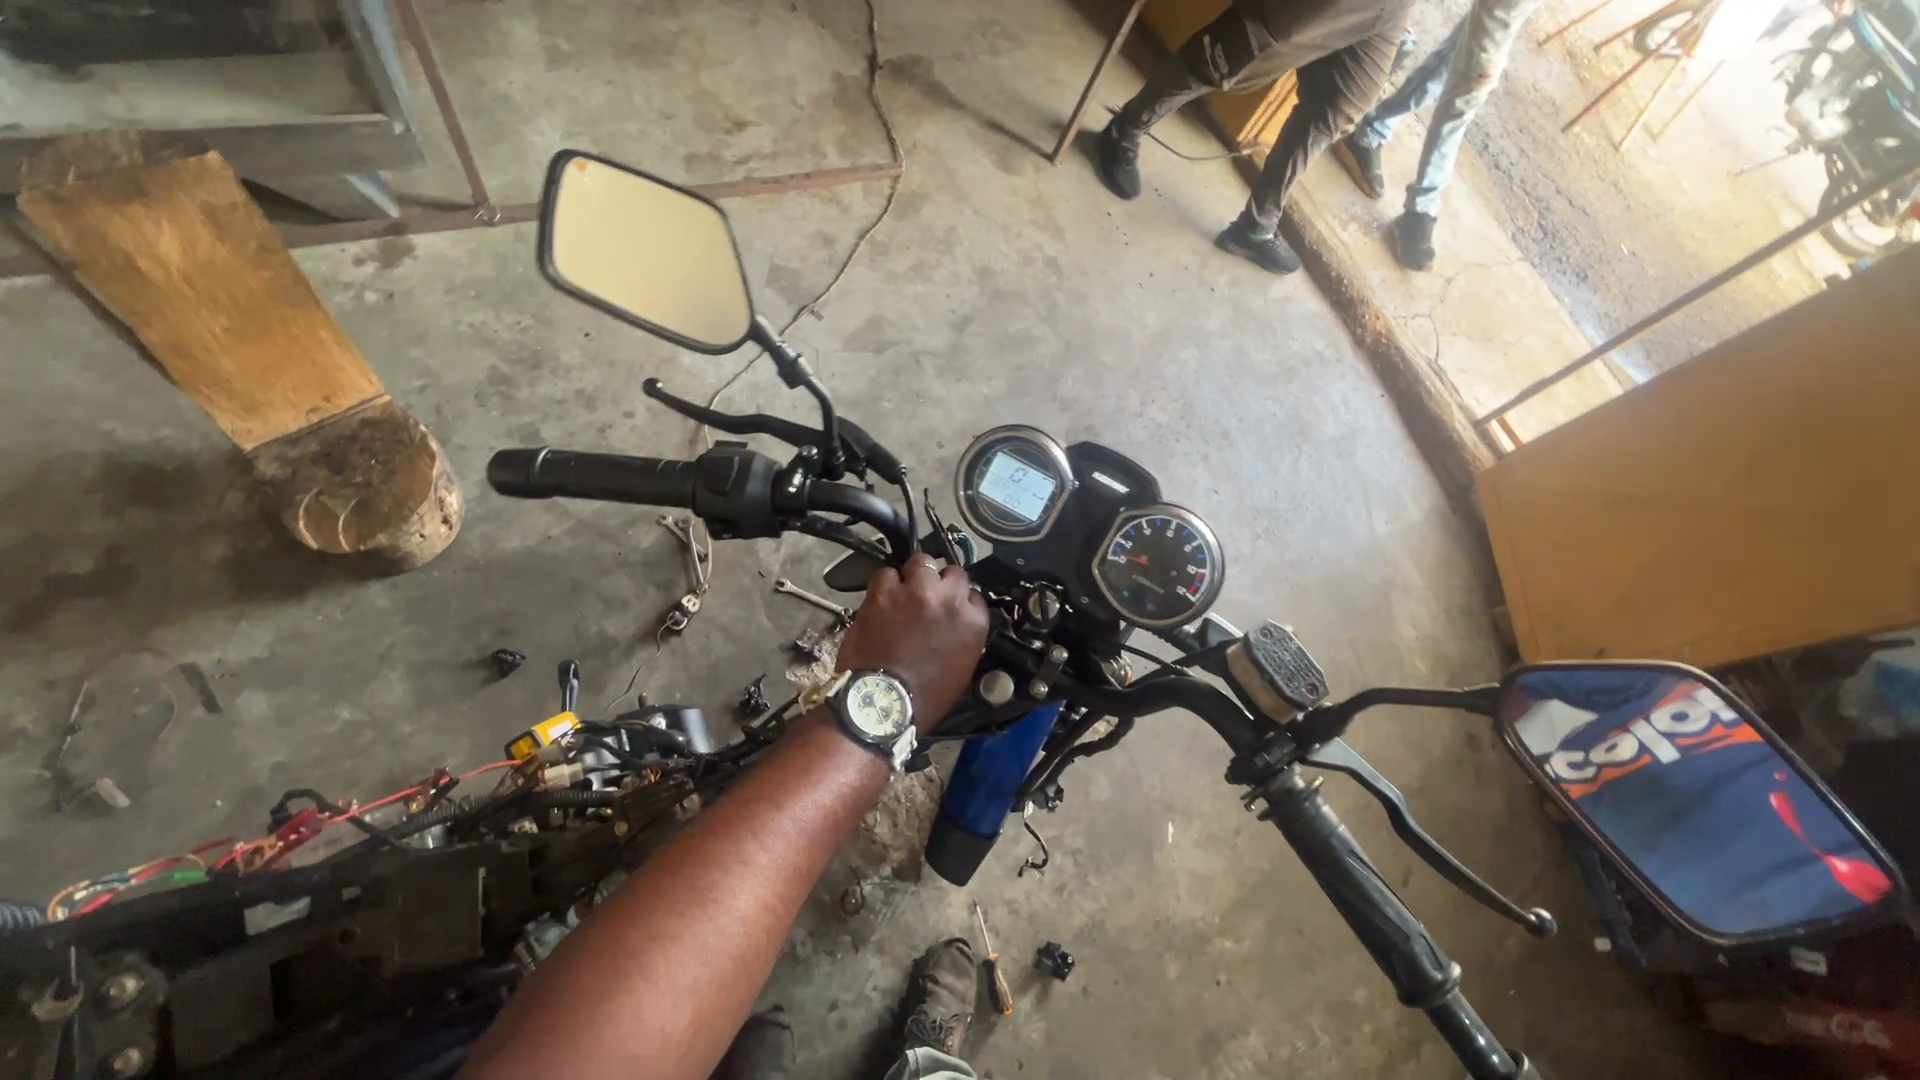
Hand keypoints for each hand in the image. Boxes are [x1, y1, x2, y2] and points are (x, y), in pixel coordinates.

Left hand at [837, 555, 988, 732]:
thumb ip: (964, 635)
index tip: (948, 609)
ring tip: (904, 591)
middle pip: (952, 572)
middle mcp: (949, 599)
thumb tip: (954, 623)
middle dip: (941, 582)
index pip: (974, 595)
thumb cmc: (925, 696)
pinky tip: (881, 600)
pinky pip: (887, 573)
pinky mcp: (884, 592)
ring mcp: (916, 591)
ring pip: (921, 562)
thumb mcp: (962, 667)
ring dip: (914, 575)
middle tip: (927, 597)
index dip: (959, 600)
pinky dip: (885, 585)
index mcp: (973, 621)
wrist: (883, 702)